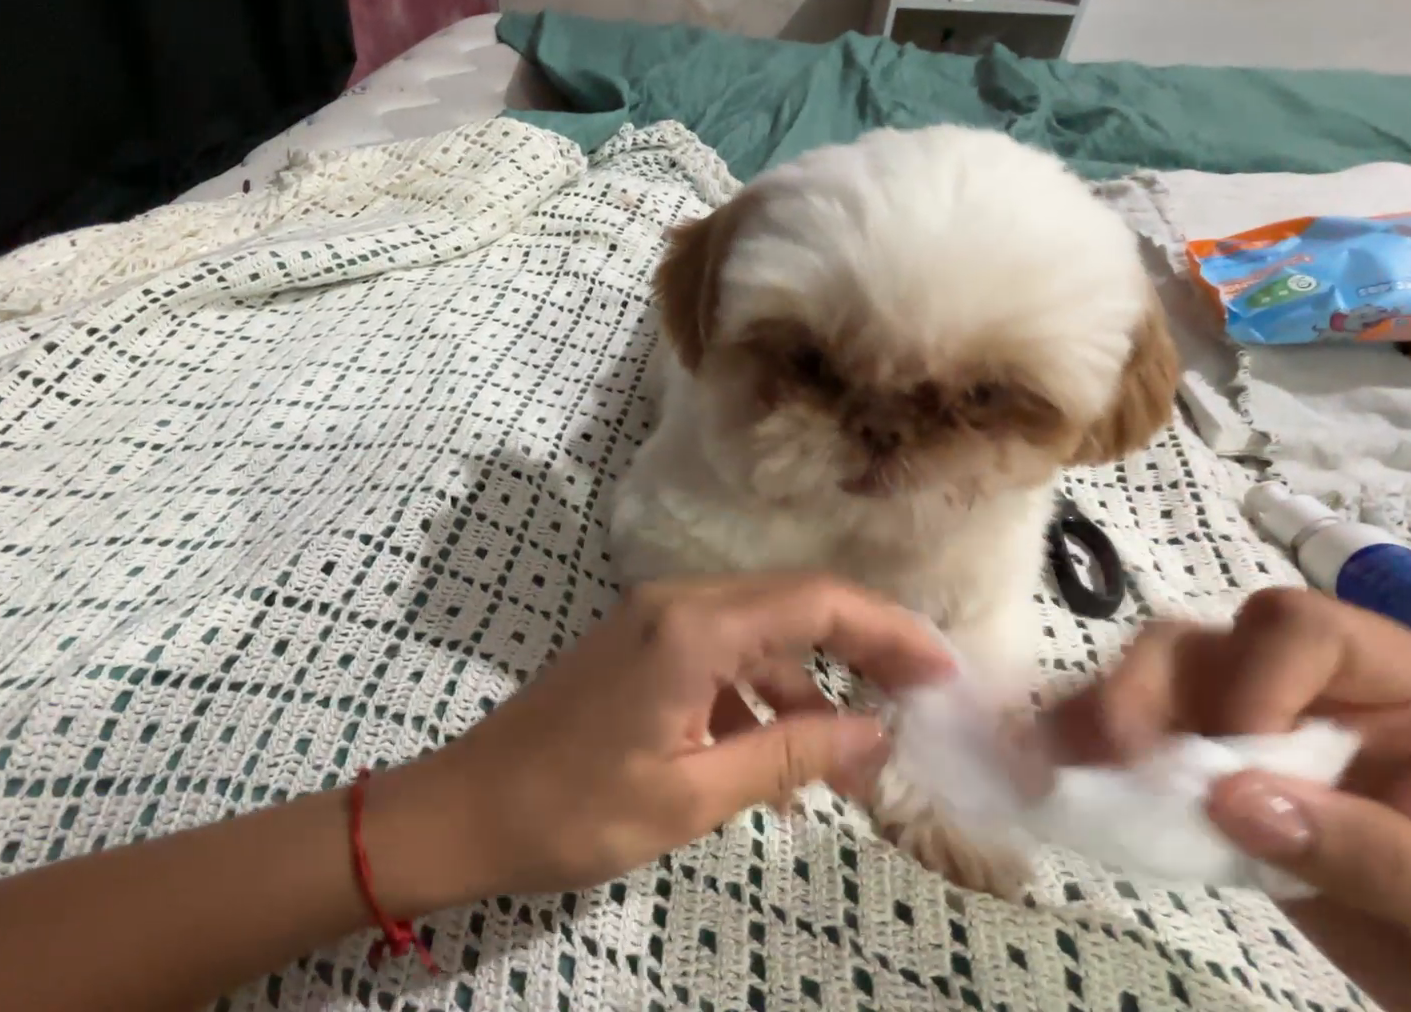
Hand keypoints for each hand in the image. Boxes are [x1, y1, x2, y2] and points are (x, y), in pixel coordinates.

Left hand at [424, 574, 954, 898]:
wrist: (467, 809)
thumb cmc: (574, 809)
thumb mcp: (692, 794)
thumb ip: (788, 756)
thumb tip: (875, 734)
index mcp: (692, 628)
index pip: (815, 602)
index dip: (888, 629)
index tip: (943, 670)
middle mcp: (675, 604)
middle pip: (791, 605)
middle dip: (860, 649)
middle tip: (919, 702)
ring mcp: (652, 623)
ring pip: (756, 636)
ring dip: (806, 688)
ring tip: (853, 760)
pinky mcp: (639, 649)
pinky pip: (718, 660)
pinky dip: (757, 701)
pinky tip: (777, 761)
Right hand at [1048, 588, 1410, 1011]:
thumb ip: (1384, 854)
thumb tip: (1226, 798)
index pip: (1305, 632)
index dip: (1254, 679)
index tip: (1234, 768)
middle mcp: (1321, 700)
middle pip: (1205, 648)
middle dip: (1142, 693)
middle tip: (1109, 757)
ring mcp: (1261, 745)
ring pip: (1152, 691)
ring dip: (1094, 721)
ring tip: (1050, 764)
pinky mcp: (1219, 793)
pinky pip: (1139, 755)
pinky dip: (1090, 763)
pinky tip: (1053, 780)